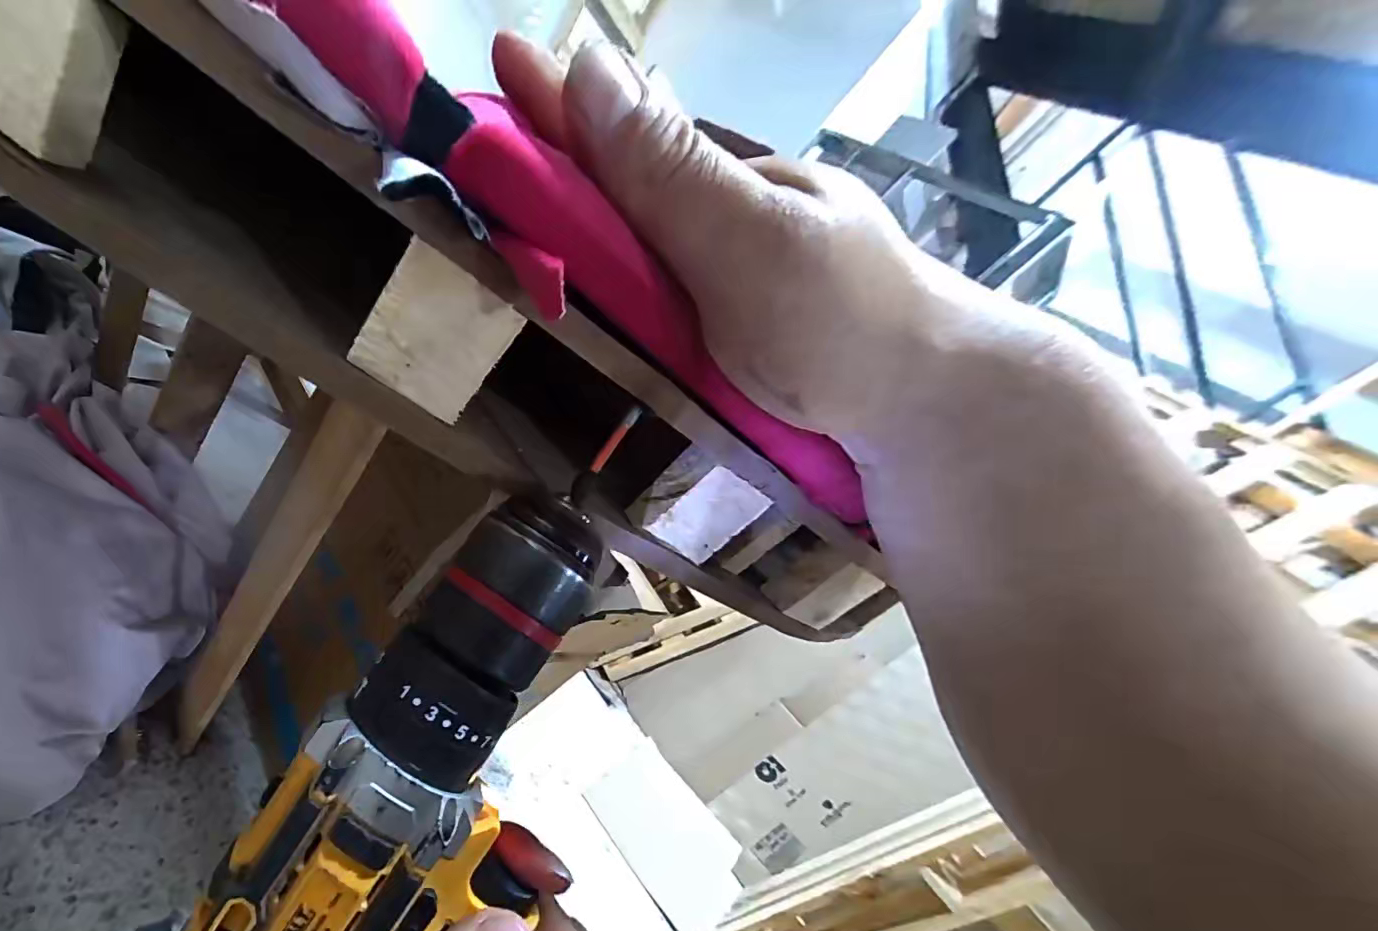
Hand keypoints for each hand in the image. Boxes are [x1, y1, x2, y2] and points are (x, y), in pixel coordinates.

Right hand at [489, 35, 1066, 455]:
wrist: (909, 407)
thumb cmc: (839, 318)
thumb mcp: (749, 239)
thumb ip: (667, 172)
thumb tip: (588, 63)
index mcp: (710, 174)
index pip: (609, 125)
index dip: (548, 102)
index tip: (492, 67)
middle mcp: (697, 214)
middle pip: (602, 181)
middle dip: (542, 154)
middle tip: (481, 139)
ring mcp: (697, 271)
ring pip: (612, 238)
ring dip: (559, 215)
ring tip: (509, 188)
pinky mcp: (696, 325)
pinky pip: (629, 293)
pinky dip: (594, 280)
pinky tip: (574, 269)